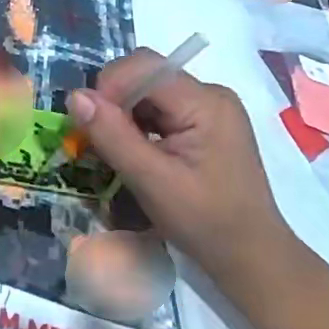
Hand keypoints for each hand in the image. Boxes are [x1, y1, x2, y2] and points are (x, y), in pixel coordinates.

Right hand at [67, 50, 288, 270]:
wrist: (253, 261)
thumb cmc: (206, 223)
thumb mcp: (152, 181)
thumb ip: (112, 135)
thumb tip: (75, 96)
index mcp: (205, 102)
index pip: (144, 67)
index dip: (110, 86)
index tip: (90, 123)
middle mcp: (210, 94)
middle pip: (146, 75)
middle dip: (115, 101)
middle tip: (100, 139)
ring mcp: (209, 108)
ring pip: (149, 92)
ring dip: (125, 114)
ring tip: (118, 150)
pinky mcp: (205, 124)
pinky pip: (161, 109)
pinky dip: (140, 125)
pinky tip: (136, 153)